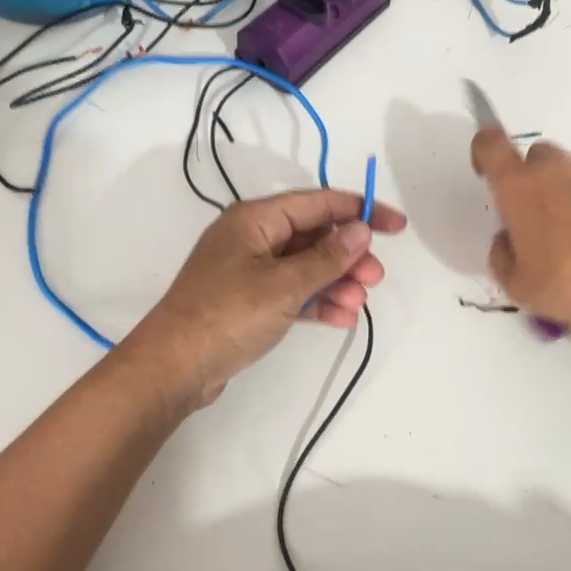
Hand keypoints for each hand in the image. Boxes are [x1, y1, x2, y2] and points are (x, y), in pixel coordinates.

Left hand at [129, 189, 406, 408]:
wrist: (173, 367)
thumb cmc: (227, 315)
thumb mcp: (284, 284)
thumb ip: (327, 258)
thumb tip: (361, 230)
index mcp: (255, 219)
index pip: (318, 203)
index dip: (360, 210)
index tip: (397, 225)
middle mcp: (252, 238)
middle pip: (312, 236)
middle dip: (348, 255)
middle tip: (375, 277)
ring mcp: (248, 271)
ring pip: (304, 267)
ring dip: (335, 282)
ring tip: (359, 304)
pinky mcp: (248, 302)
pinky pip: (291, 292)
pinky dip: (316, 302)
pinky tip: (341, 318)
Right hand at [471, 128, 570, 343]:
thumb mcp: (518, 286)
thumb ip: (503, 256)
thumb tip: (508, 242)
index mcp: (520, 188)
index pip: (491, 145)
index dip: (484, 150)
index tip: (486, 171)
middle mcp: (558, 171)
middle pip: (536, 156)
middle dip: (531, 180)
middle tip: (537, 220)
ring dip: (568, 193)